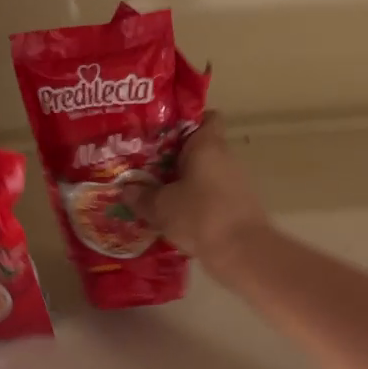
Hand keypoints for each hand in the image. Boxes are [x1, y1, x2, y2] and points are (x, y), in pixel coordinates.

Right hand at [147, 115, 271, 267]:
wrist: (241, 251)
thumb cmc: (200, 215)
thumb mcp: (161, 206)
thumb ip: (142, 196)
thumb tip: (126, 189)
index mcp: (208, 144)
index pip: (206, 117)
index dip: (186, 120)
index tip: (162, 132)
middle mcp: (225, 158)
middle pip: (200, 148)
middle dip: (175, 157)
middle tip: (146, 166)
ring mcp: (235, 183)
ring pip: (204, 174)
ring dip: (184, 182)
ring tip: (155, 193)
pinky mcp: (237, 207)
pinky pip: (210, 197)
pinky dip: (194, 203)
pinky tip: (173, 216)